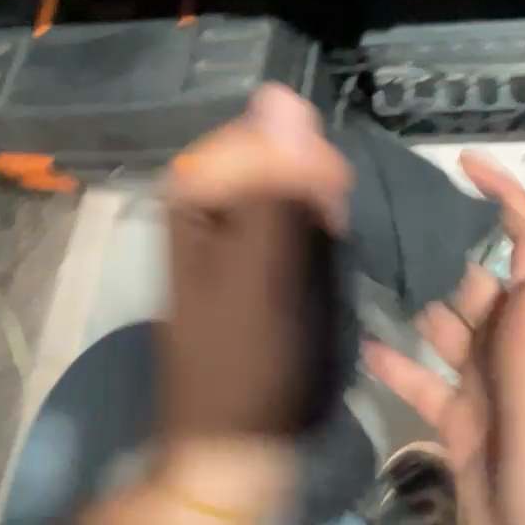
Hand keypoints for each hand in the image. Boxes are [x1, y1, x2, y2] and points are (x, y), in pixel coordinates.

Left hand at [151, 85, 352, 517]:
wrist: (237, 432)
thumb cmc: (246, 351)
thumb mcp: (260, 265)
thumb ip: (273, 180)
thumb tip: (280, 92)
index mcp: (193, 189)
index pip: (260, 131)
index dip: (302, 157)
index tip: (332, 195)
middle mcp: (207, 193)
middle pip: (276, 149)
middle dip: (311, 182)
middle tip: (329, 226)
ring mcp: (229, 216)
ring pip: (290, 175)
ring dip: (317, 201)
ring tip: (327, 237)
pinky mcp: (252, 239)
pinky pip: (291, 202)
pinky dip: (314, 218)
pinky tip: (322, 240)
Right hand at [362, 152, 524, 524]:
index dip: (505, 201)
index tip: (466, 164)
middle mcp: (509, 352)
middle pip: (473, 281)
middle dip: (436, 247)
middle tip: (380, 216)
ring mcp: (484, 391)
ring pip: (442, 329)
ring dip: (410, 303)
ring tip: (361, 269)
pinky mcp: (459, 428)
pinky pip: (423, 385)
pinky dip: (397, 365)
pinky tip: (362, 348)